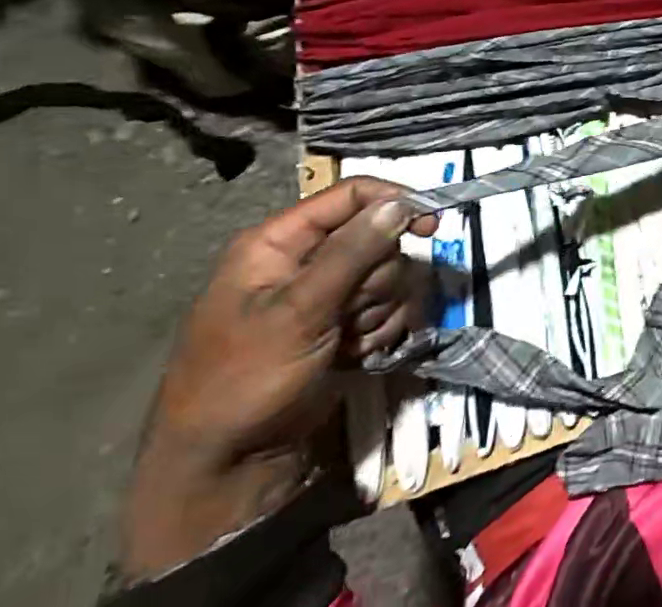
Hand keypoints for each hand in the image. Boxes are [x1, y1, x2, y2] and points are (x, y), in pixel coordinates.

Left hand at [122, 178, 436, 579]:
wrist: (229, 465)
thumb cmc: (246, 378)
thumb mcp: (297, 311)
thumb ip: (352, 253)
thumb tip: (400, 204)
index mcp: (280, 242)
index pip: (350, 196)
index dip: (393, 204)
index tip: (432, 227)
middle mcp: (307, 261)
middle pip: (378, 240)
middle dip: (378, 280)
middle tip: (353, 315)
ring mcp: (328, 296)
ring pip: (389, 278)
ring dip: (380, 312)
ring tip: (351, 344)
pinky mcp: (345, 327)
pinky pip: (387, 311)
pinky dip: (381, 333)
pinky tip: (357, 357)